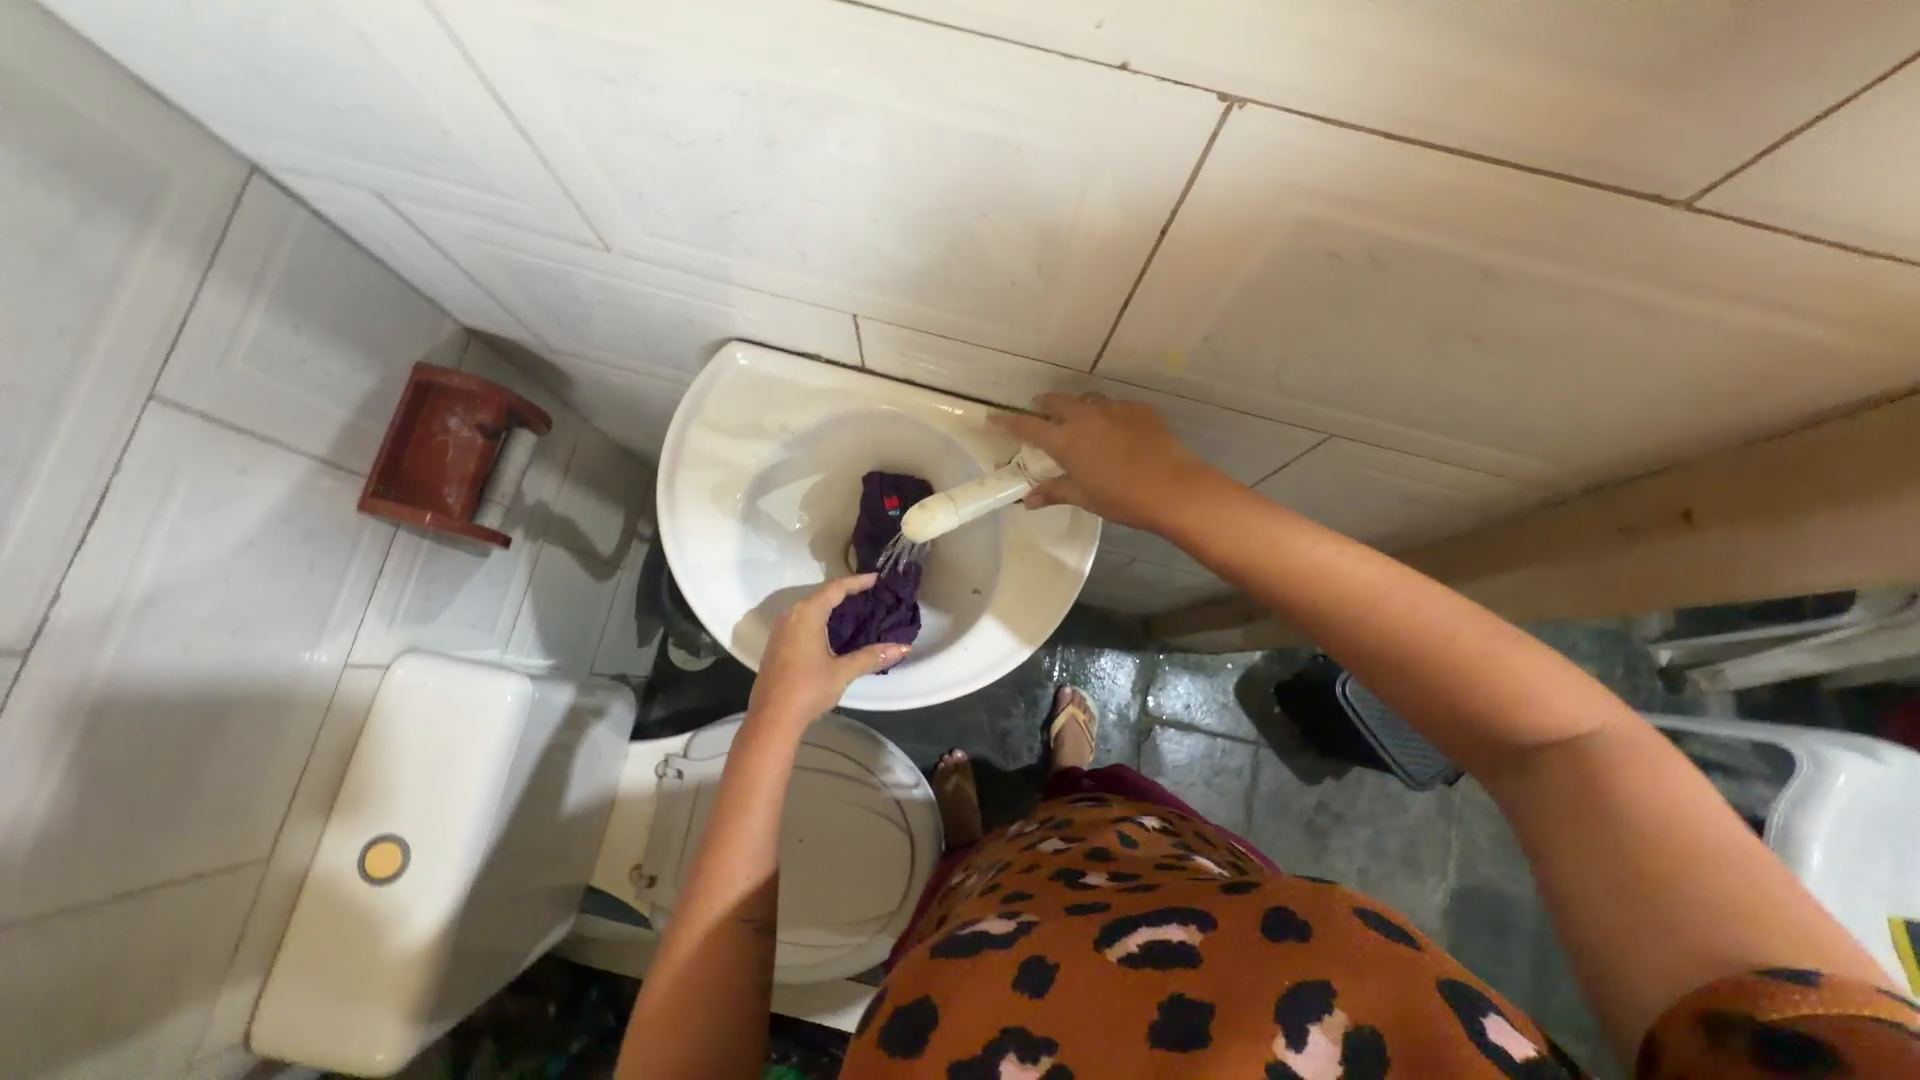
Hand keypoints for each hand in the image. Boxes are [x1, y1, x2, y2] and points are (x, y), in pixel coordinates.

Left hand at [748, 574, 909, 728]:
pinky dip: (820, 621)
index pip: (835, 589)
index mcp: (807, 615)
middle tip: (870, 595)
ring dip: (831, 608)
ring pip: (810, 610)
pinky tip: (833, 632)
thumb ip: (871, 657)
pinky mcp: (777, 645)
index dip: (857, 582)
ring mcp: (781, 631)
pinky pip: (802, 622)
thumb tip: (904, 648)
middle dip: (845, 594)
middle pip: (821, 596)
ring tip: (856, 611)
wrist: (772, 718)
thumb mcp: (842, 672)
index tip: (876, 578)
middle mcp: (791, 616)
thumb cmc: (807, 689)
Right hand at [991, 393, 1220, 531]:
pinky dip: (1108, 414)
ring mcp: (1114, 409)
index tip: (992, 418)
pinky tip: (1117, 430)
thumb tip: (1028, 500)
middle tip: (1040, 412)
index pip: (1026, 426)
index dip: (1007, 422)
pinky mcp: (1139, 409)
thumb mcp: (1085, 498)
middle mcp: (1085, 417)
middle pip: (1056, 402)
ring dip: (1077, 406)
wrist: (1174, 487)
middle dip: (1044, 406)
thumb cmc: (1123, 498)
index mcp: (1065, 440)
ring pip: (1087, 399)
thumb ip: (1055, 492)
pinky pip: (1115, 406)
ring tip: (1079, 419)